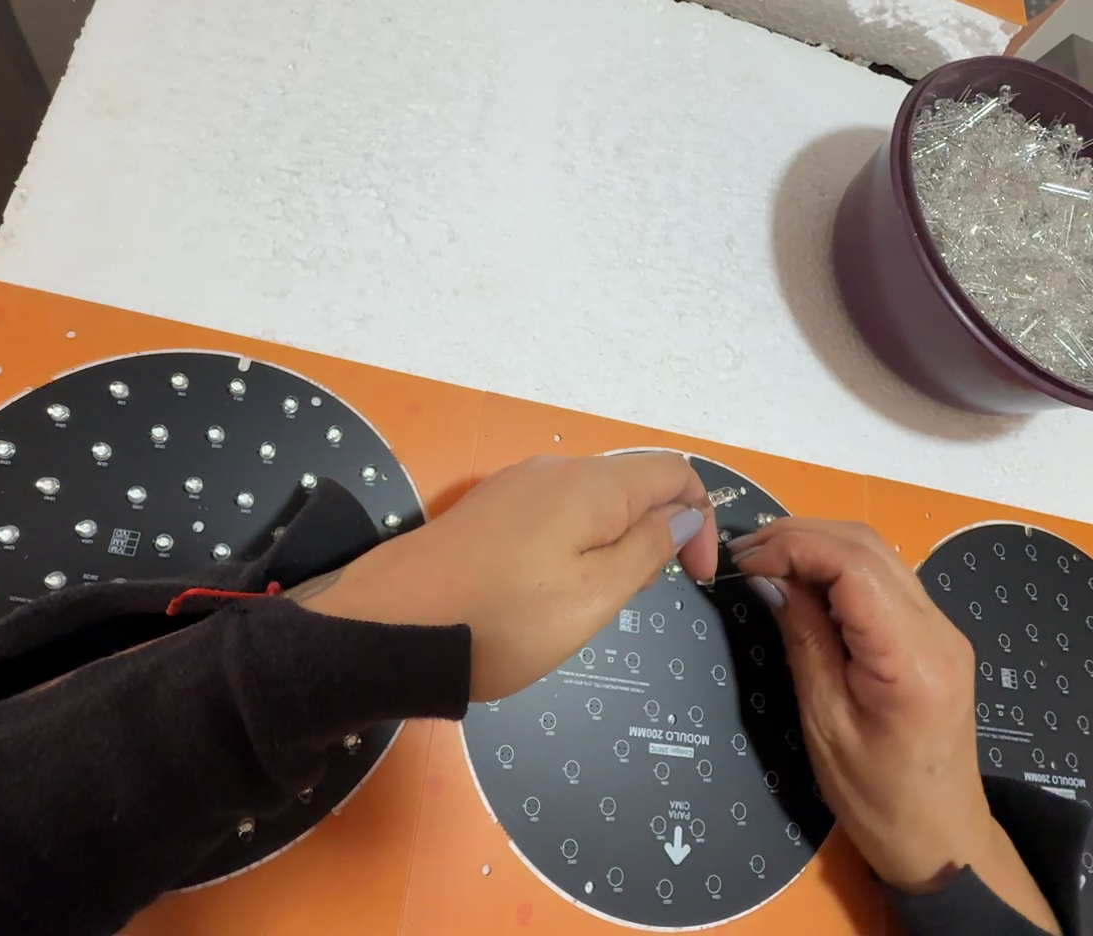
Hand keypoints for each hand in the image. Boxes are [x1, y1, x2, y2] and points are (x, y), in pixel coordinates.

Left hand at [289, 453, 716, 699]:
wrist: (393, 622)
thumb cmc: (504, 618)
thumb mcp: (594, 596)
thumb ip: (648, 548)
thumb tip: (682, 514)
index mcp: (591, 484)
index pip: (674, 471)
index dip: (700, 519)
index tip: (695, 579)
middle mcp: (556, 470)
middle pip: (633, 483)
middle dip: (653, 533)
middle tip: (629, 597)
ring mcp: (517, 484)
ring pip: (593, 500)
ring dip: (612, 541)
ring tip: (586, 600)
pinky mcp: (490, 507)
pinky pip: (555, 511)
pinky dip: (574, 541)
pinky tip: (547, 586)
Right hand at [731, 519, 1059, 932]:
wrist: (941, 838)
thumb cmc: (875, 794)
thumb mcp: (824, 718)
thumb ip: (803, 636)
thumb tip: (769, 576)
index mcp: (911, 657)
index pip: (853, 565)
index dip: (793, 547)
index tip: (743, 561)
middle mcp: (938, 628)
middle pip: (866, 545)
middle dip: (798, 535)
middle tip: (743, 552)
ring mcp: (941, 626)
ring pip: (874, 550)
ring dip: (814, 542)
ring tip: (764, 558)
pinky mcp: (932, 631)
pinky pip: (880, 574)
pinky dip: (833, 562)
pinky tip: (799, 576)